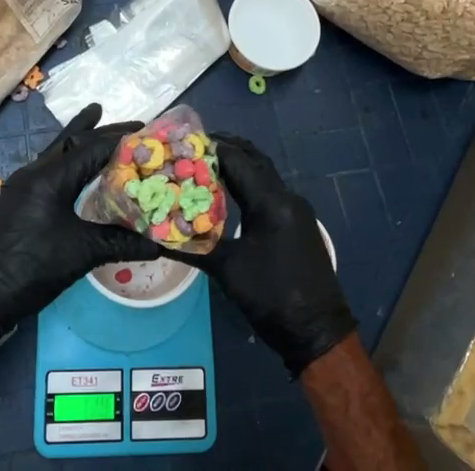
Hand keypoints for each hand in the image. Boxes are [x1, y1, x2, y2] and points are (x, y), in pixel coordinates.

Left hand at [0, 105, 161, 363]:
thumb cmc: (31, 269)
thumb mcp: (82, 254)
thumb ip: (120, 242)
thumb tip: (158, 245)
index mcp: (50, 177)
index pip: (92, 147)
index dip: (121, 138)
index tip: (147, 130)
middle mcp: (34, 173)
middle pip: (72, 142)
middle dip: (100, 130)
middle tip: (131, 124)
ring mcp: (22, 186)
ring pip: (57, 153)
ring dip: (79, 140)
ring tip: (99, 123)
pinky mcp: (17, 200)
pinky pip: (48, 169)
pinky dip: (68, 162)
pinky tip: (77, 170)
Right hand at [175, 134, 355, 376]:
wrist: (319, 331)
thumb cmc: (272, 296)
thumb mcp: (227, 271)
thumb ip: (192, 247)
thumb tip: (155, 236)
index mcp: (272, 202)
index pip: (237, 160)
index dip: (210, 148)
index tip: (181, 143)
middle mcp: (287, 197)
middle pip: (254, 160)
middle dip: (225, 149)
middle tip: (192, 147)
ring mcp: (295, 210)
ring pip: (263, 175)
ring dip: (238, 166)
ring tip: (205, 165)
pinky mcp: (297, 224)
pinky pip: (270, 191)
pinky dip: (248, 184)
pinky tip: (228, 194)